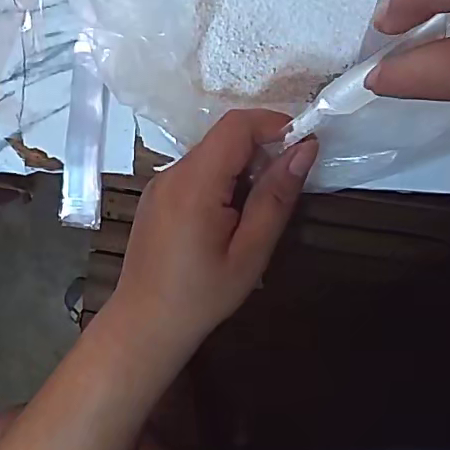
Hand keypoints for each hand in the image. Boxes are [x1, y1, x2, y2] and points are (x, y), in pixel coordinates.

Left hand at [106, 110, 317, 357]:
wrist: (145, 325)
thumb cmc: (201, 295)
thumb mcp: (250, 251)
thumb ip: (276, 196)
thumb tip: (304, 149)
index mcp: (194, 183)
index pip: (236, 125)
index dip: (274, 124)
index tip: (303, 145)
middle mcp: (172, 173)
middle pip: (223, 137)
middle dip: (262, 148)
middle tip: (285, 186)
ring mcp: (160, 182)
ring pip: (211, 153)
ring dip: (242, 166)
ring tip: (255, 211)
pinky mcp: (156, 195)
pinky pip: (196, 170)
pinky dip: (222, 178)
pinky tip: (228, 218)